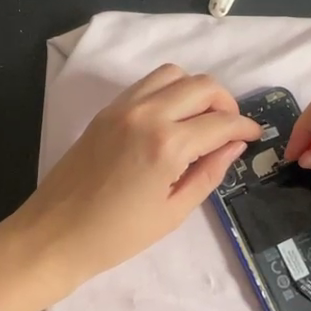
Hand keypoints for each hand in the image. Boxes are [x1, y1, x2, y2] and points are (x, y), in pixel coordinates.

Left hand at [14, 65, 259, 284]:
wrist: (55, 234)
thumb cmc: (117, 235)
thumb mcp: (173, 212)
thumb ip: (209, 173)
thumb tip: (234, 145)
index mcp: (167, 145)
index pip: (220, 123)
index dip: (245, 128)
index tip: (255, 136)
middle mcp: (147, 114)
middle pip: (202, 86)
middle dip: (225, 104)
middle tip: (230, 130)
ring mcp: (123, 107)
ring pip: (174, 74)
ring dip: (196, 91)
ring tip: (201, 121)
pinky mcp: (106, 110)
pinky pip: (147, 84)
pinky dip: (169, 91)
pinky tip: (172, 120)